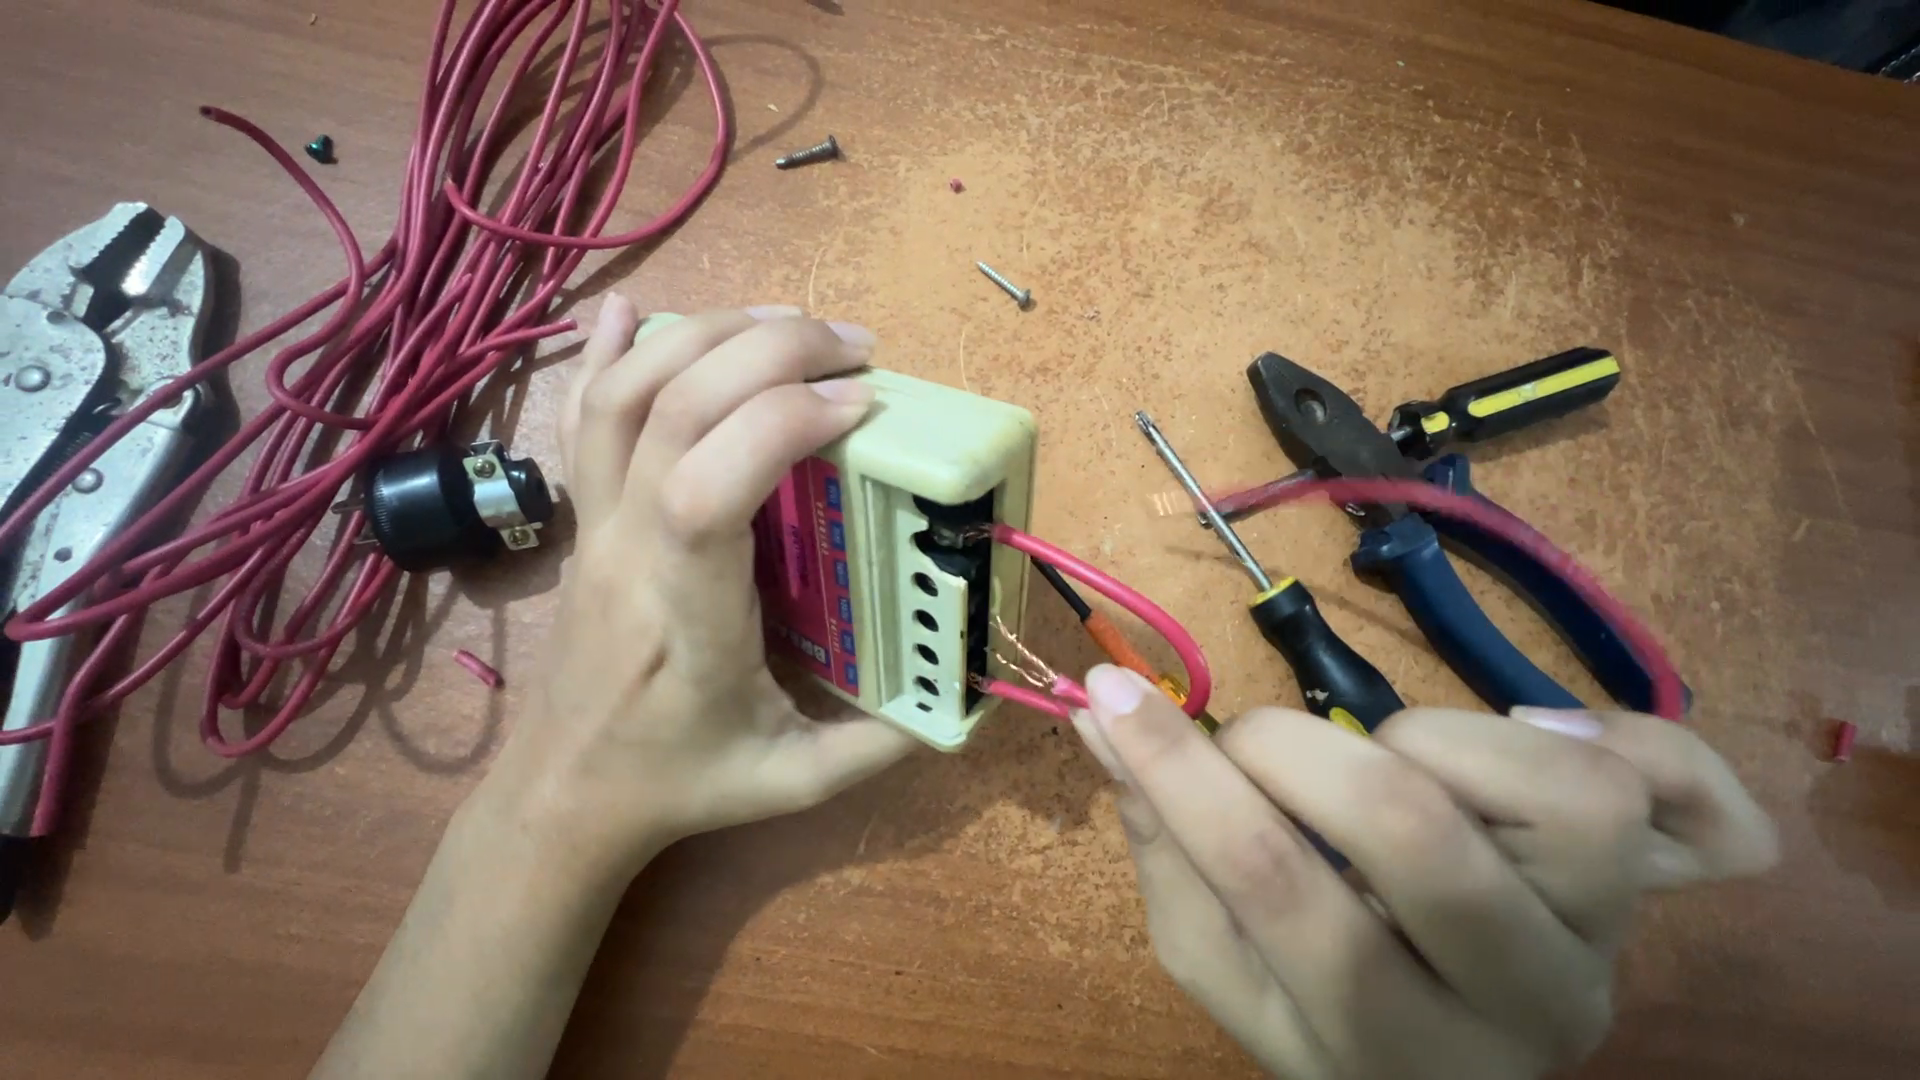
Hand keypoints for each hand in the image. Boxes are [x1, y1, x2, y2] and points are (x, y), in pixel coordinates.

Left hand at [484, 298, 918, 873]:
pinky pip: (581, 417)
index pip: (707, 488)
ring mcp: (593, 526)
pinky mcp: (583, 518)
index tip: (860, 405)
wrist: (565, 792)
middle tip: (854, 349)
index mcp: (686, 613)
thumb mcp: (791, 781)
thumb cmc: (679, 782)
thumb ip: (876, 744)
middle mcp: (627, 550)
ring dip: (709, 336)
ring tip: (789, 324)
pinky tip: (634, 309)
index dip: (781, 423)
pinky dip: (609, 353)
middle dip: (769, 352)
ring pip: (624, 395)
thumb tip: (958, 697)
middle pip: (672, 409)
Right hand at [1070, 665, 1776, 1079]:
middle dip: (1288, 748)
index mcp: (1377, 1037)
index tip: (1109, 689)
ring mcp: (1606, 946)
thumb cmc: (1311, 1003)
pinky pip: (1685, 795)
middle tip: (1253, 740)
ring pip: (1567, 803)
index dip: (1181, 770)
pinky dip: (1612, 736)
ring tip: (1386, 757)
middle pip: (1411, 832)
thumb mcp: (1216, 954)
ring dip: (1433, 740)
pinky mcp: (1663, 894)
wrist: (1452, 1066)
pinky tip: (1526, 738)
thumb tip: (1100, 719)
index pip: (1272, 883)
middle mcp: (1518, 1006)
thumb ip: (1161, 838)